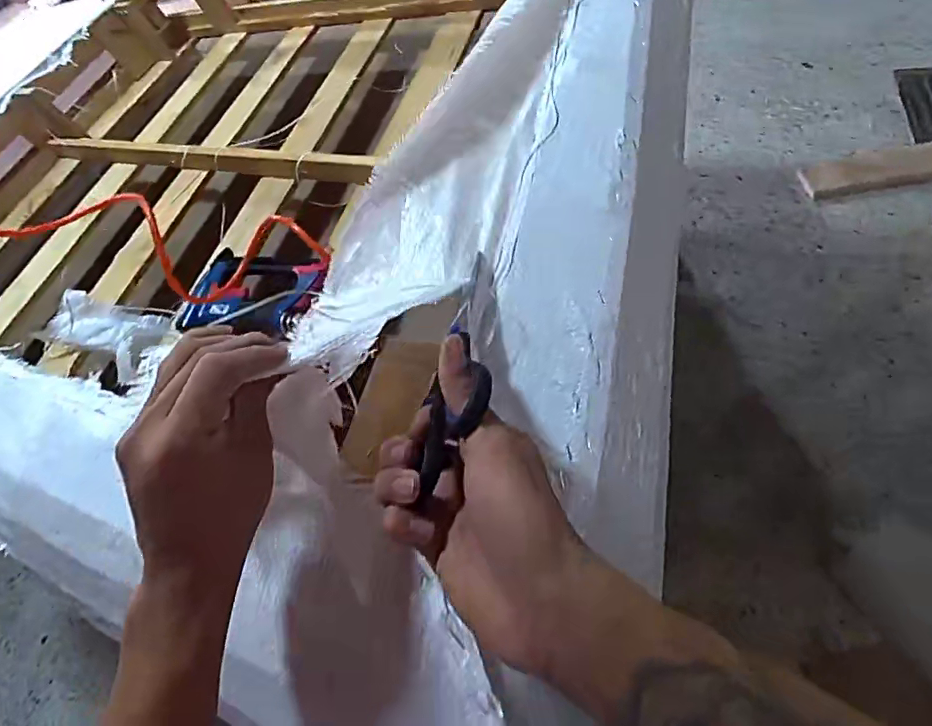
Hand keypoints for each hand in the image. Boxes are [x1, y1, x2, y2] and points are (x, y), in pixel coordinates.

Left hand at [117, 327, 287, 589]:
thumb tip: (269, 361)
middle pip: (190, 357)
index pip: (214, 368)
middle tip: (271, 345)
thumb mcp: (253, 453)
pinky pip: (166, 383)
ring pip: (173, 362)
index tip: (284, 352)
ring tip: (249, 346)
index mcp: (176, 437)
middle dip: (236, 344)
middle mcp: (145, 426)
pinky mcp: (134, 433)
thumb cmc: (230, 517)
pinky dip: (197, 366)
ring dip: (215, 347)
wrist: (186, 567)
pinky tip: (223, 365)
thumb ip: (255, 398)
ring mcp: (133, 428)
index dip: (252, 353)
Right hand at [372, 336, 593, 677]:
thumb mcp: (492, 442)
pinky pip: (401, 522)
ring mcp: (447, 511)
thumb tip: (454, 335)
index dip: (423, 420)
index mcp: (484, 442)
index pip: (440, 418)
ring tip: (412, 497)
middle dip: (401, 452)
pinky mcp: (433, 547)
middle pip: (413, 449)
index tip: (423, 428)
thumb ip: (463, 395)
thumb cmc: (517, 508)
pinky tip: (415, 533)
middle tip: (412, 468)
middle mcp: (464, 471)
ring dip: (395, 484)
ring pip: (401, 483)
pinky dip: (400, 523)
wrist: (536, 595)